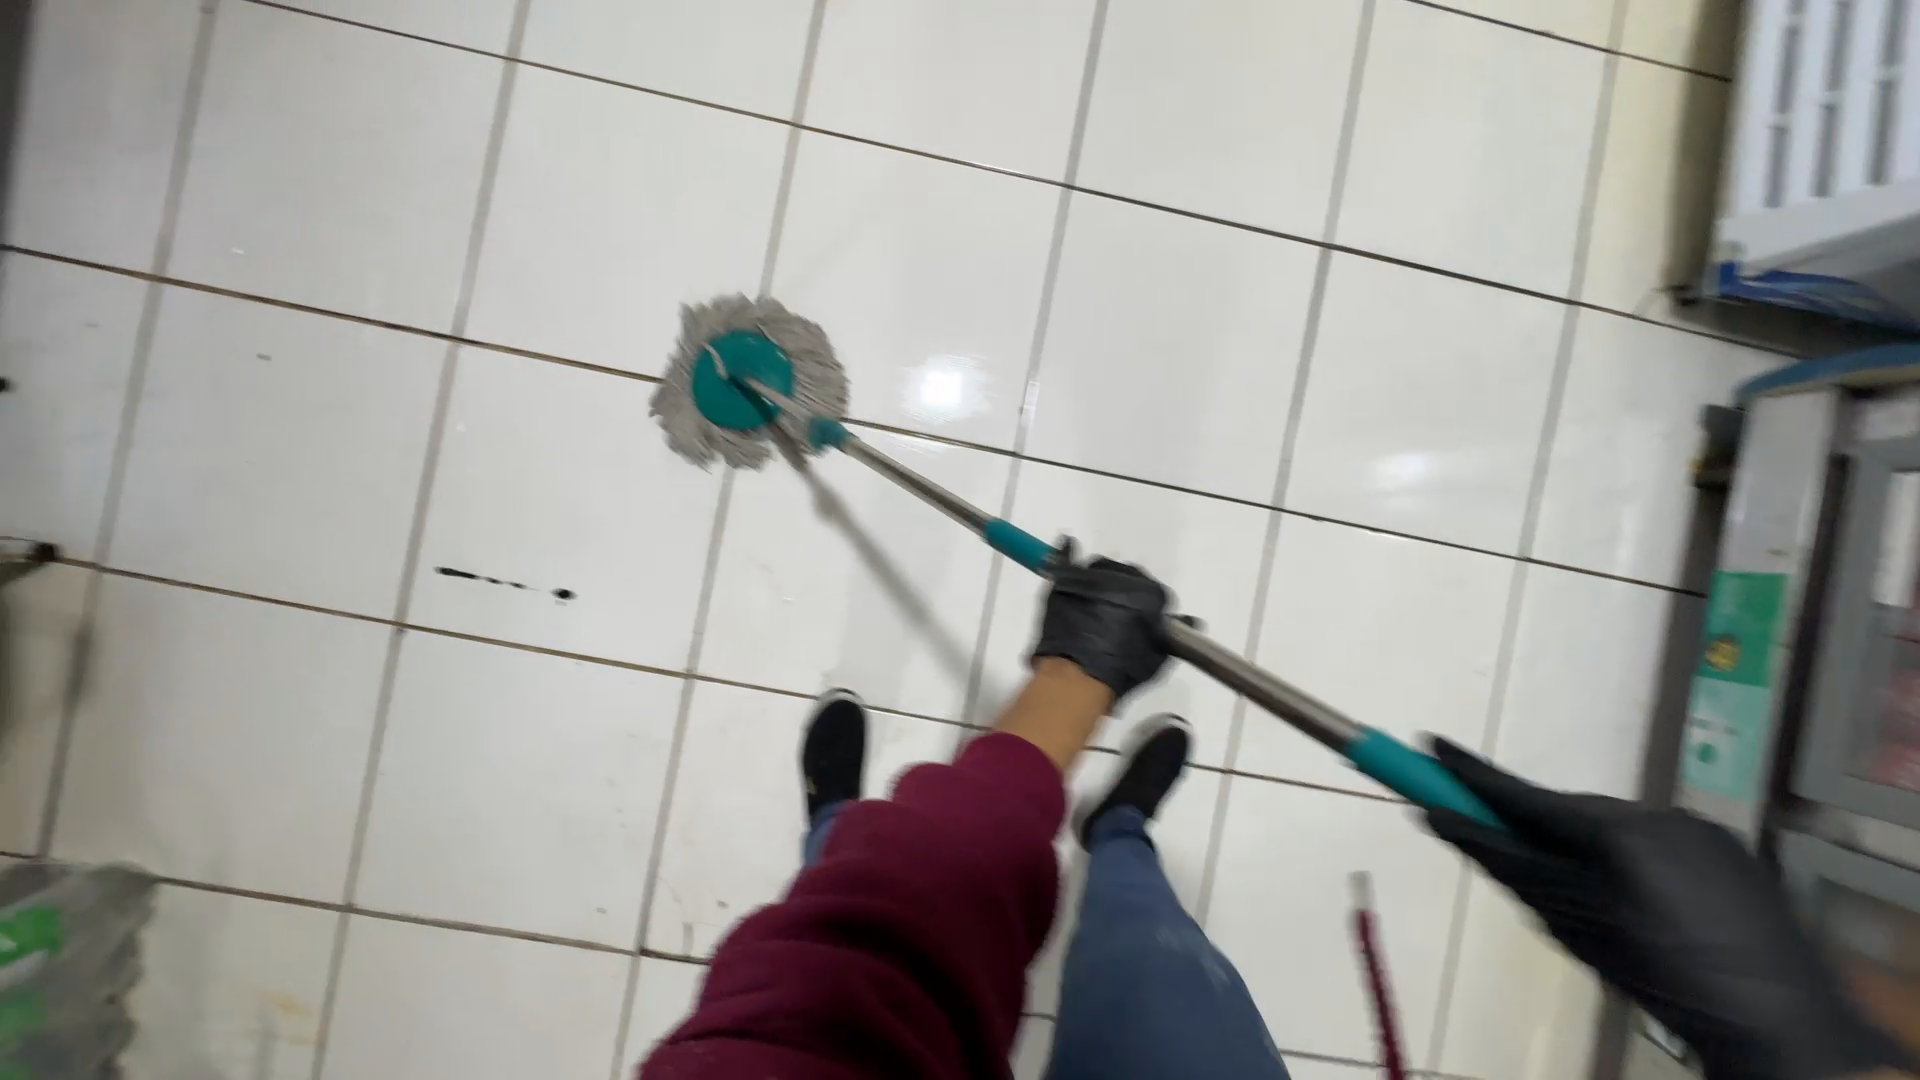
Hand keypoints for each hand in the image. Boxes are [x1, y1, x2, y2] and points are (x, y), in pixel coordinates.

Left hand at [1030, 549, 1173, 701]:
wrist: (1077, 675)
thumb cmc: (1121, 669)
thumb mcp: (1156, 657)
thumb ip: (1170, 634)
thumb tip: (1191, 621)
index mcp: (1149, 593)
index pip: (1152, 593)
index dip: (1145, 609)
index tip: (1137, 623)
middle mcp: (1123, 577)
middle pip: (1127, 577)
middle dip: (1124, 593)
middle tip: (1115, 617)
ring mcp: (1091, 576)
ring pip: (1100, 570)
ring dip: (1101, 581)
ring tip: (1094, 602)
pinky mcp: (1065, 581)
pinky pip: (1067, 558)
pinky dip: (1068, 551)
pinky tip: (1068, 544)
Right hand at [1426, 738, 1911, 1079]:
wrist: (1780, 1027)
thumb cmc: (1651, 970)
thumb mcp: (1562, 917)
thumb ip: (1498, 858)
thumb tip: (1436, 815)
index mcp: (1610, 829)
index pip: (1520, 793)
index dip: (1469, 770)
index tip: (1430, 742)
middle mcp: (1651, 812)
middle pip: (1565, 809)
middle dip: (1534, 825)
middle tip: (1519, 859)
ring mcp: (1697, 827)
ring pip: (1610, 824)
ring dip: (1585, 845)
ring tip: (1591, 896)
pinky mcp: (1729, 849)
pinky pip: (1653, 838)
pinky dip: (1629, 857)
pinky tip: (1640, 900)